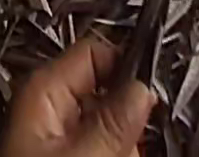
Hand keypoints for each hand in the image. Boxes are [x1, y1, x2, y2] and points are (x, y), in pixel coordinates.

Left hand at [0, 36, 157, 156]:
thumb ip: (112, 122)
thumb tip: (144, 86)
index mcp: (45, 91)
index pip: (95, 52)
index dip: (127, 68)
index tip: (154, 97)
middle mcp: (51, 111)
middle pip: (108, 97)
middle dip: (127, 128)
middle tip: (130, 154)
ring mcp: (57, 144)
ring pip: (109, 134)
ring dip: (122, 151)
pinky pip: (100, 153)